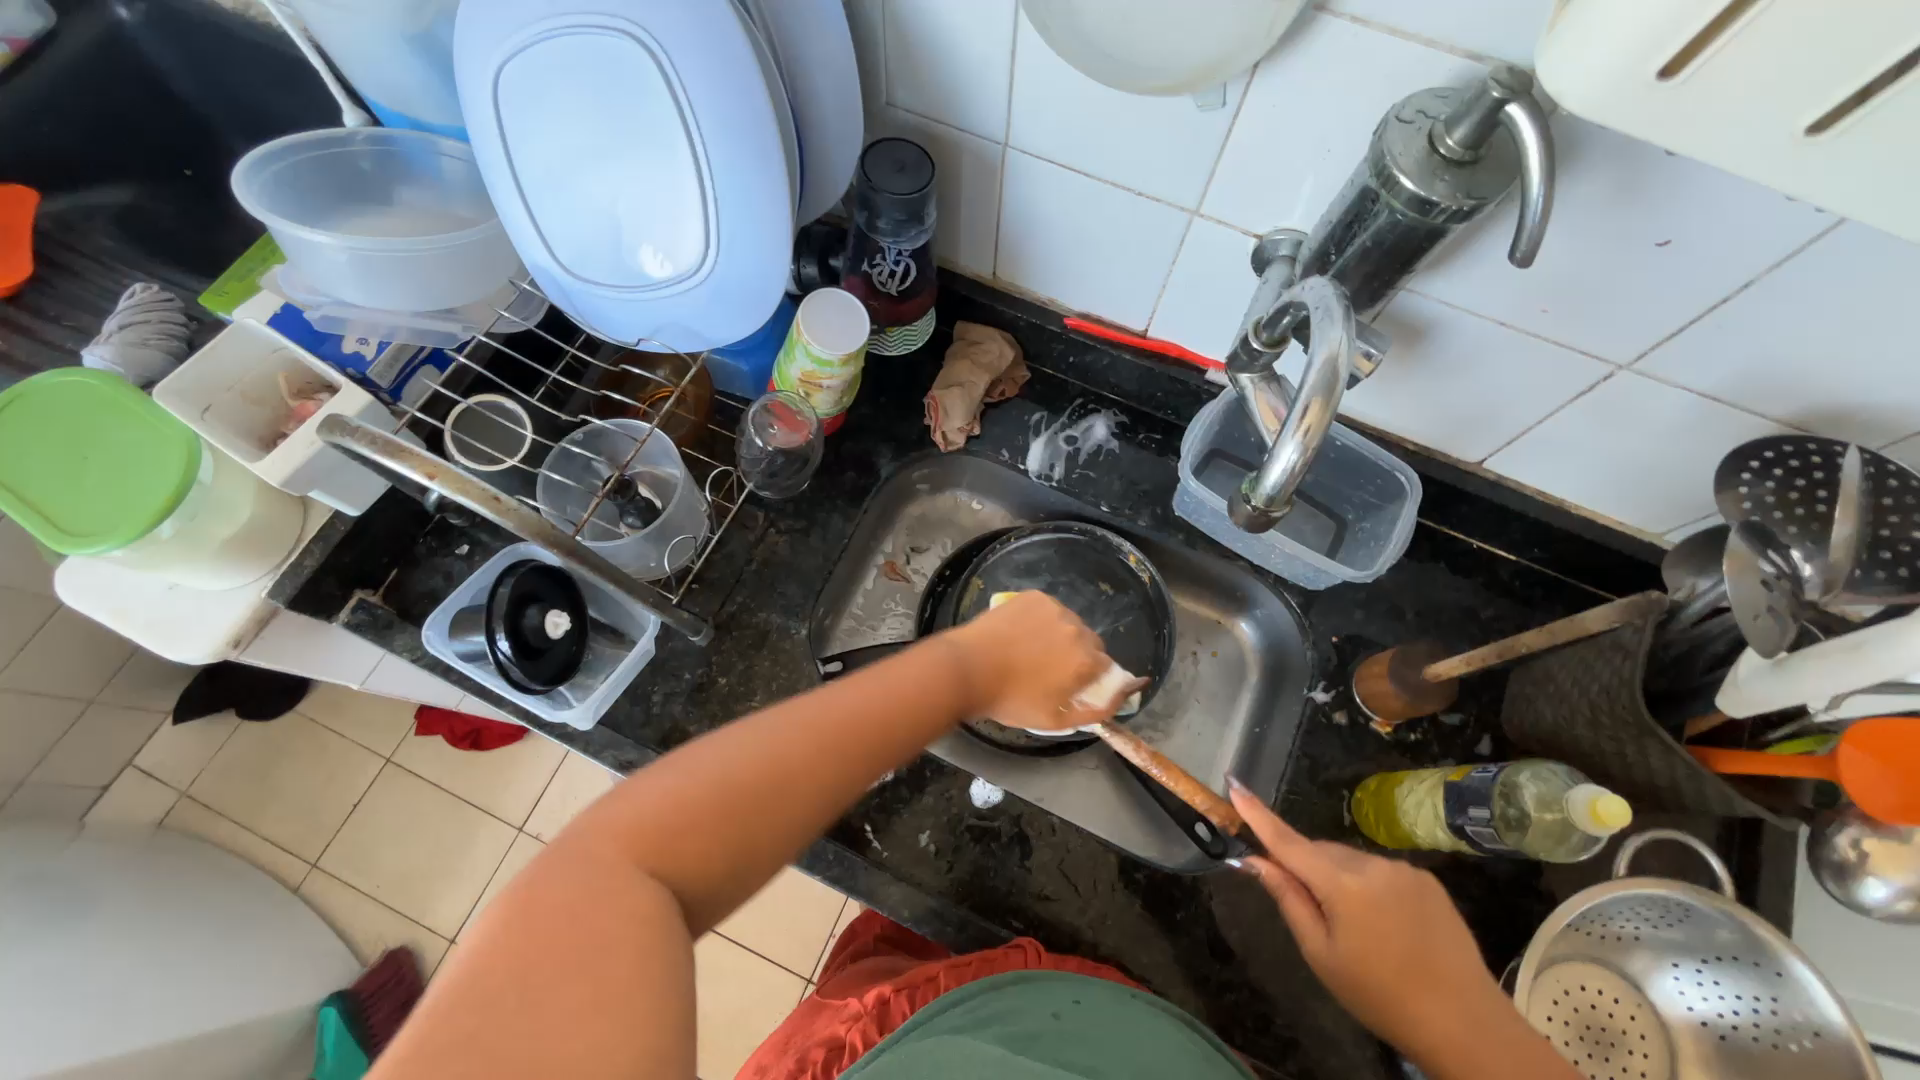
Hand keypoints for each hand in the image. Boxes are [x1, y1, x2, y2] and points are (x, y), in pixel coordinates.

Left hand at [942, 590, 1117, 731]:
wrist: (967, 668)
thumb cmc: (1010, 699)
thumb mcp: (1055, 720)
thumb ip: (1097, 711)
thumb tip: (1124, 696)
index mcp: (1087, 661)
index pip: (1106, 666)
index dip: (1090, 676)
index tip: (1070, 683)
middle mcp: (1078, 630)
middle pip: (1090, 642)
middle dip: (1078, 655)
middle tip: (1048, 668)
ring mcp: (1055, 609)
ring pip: (1070, 623)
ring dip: (1060, 635)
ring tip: (1031, 649)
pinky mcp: (1034, 597)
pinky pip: (1049, 609)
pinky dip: (1041, 619)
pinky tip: (1021, 633)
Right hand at [1227, 784, 1571, 1078]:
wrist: (1464, 1023)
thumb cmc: (1379, 996)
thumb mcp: (1321, 954)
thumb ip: (1288, 899)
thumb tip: (1256, 860)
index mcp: (1342, 883)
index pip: (1287, 840)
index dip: (1258, 814)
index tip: (1234, 784)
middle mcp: (1373, 863)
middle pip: (1320, 851)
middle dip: (1306, 867)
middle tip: (1309, 912)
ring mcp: (1404, 869)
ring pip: (1351, 861)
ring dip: (1339, 878)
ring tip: (1355, 930)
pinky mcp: (1428, 879)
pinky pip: (1381, 871)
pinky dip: (1369, 886)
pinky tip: (1385, 926)